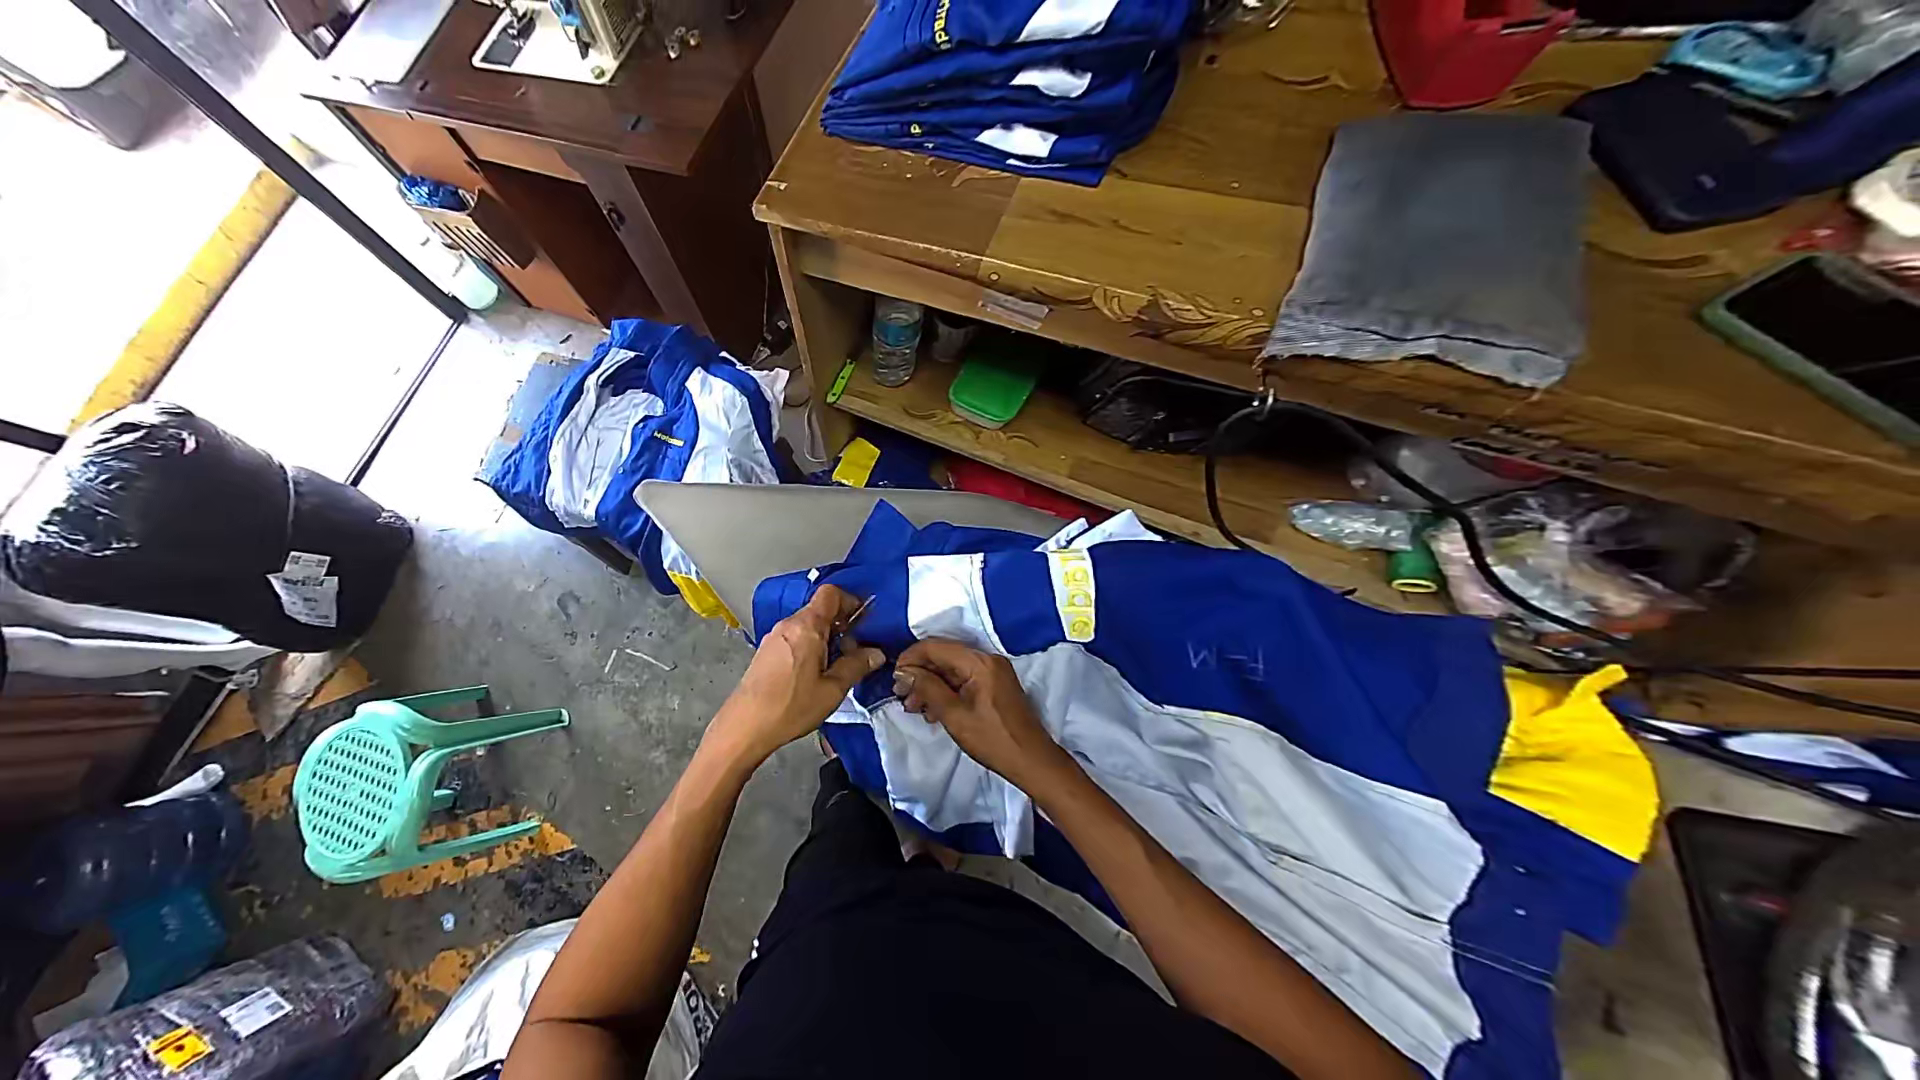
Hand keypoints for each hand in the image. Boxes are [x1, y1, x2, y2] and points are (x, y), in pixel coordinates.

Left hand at [707, 585, 883, 767]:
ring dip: (826, 638)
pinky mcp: (767, 652)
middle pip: (820, 610)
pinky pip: (795, 638)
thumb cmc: (790, 708)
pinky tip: (815, 674)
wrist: (745, 728)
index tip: (863, 621)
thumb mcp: (833, 689)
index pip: (831, 593)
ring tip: (836, 666)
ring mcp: (775, 638)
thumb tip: (875, 653)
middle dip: (841, 626)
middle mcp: (788, 625)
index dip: (851, 601)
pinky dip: (810, 647)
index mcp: (807, 627)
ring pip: (807, 625)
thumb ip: (856, 666)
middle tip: (855, 650)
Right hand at [893, 639, 1075, 793]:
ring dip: (931, 684)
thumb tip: (904, 671)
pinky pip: (964, 678)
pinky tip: (934, 710)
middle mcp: (988, 659)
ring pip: (952, 668)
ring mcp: (993, 671)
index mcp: (980, 662)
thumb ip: (927, 688)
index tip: (894, 677)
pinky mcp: (995, 684)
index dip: (911, 658)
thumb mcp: (953, 715)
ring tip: (915, 708)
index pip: (936, 646)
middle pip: (944, 656)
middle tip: (902, 696)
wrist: (1030, 759)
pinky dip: (946, 690)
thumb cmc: (992, 739)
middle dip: (920, 673)